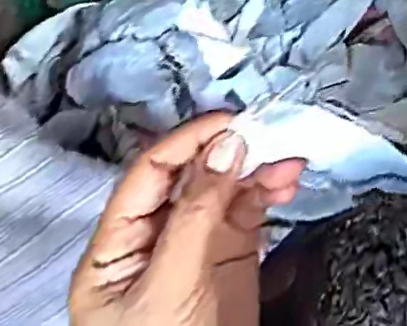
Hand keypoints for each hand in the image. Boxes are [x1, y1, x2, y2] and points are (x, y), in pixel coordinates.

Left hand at [71, 113, 306, 325]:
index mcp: (118, 246)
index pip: (150, 173)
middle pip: (194, 172)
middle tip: (269, 136)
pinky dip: (272, 188)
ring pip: (229, 183)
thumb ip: (196, 212)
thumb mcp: (170, 285)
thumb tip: (229, 143)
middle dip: (233, 151)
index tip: (231, 121)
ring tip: (289, 166)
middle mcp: (156, 233)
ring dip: (261, 167)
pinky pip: (252, 202)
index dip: (188, 141)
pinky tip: (288, 184)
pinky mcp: (232, 246)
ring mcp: (196, 239)